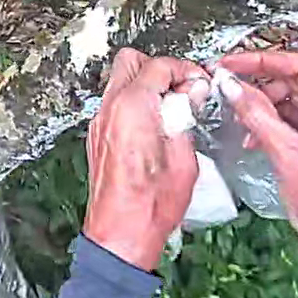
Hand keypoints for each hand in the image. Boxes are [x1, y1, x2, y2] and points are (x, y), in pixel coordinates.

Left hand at [84, 48, 208, 269]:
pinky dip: (135, 102)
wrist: (120, 236)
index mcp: (132, 108)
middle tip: (183, 89)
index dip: (184, 70)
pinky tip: (156, 125)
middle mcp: (110, 109)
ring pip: (119, 80)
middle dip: (159, 68)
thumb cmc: (150, 206)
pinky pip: (115, 103)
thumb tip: (192, 91)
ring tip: (173, 108)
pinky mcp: (98, 136)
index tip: (199, 84)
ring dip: (146, 85)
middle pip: (130, 61)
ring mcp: (100, 122)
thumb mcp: (183, 158)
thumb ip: (186, 116)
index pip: (158, 65)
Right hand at [215, 50, 297, 273]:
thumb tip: (233, 86)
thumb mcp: (287, 158)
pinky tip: (259, 137)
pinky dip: (280, 124)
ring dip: (268, 107)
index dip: (263, 61)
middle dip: (262, 86)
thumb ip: (257, 116)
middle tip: (231, 90)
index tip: (233, 63)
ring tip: (243, 122)